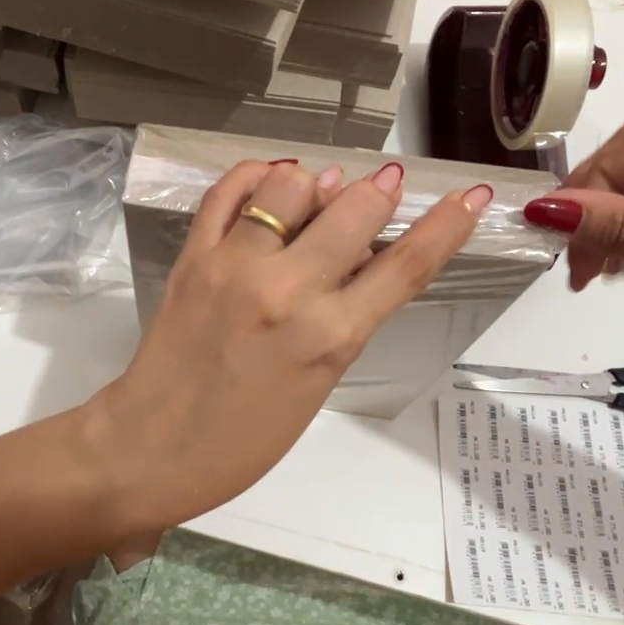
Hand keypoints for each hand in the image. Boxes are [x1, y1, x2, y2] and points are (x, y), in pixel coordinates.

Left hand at [83, 159, 492, 531]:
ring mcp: (234, 267)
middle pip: (355, 209)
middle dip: (378, 192)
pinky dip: (253, 176)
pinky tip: (267, 181)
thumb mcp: (316, 387)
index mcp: (330, 338)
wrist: (152, 448)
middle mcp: (288, 291)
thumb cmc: (242, 440)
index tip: (471, 195)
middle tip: (380, 190)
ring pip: (291, 185)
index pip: (405, 265)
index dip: (446, 224)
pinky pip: (226, 192)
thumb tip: (357, 258)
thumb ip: (342, 321)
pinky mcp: (192, 258)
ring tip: (315, 195)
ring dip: (314, 183)